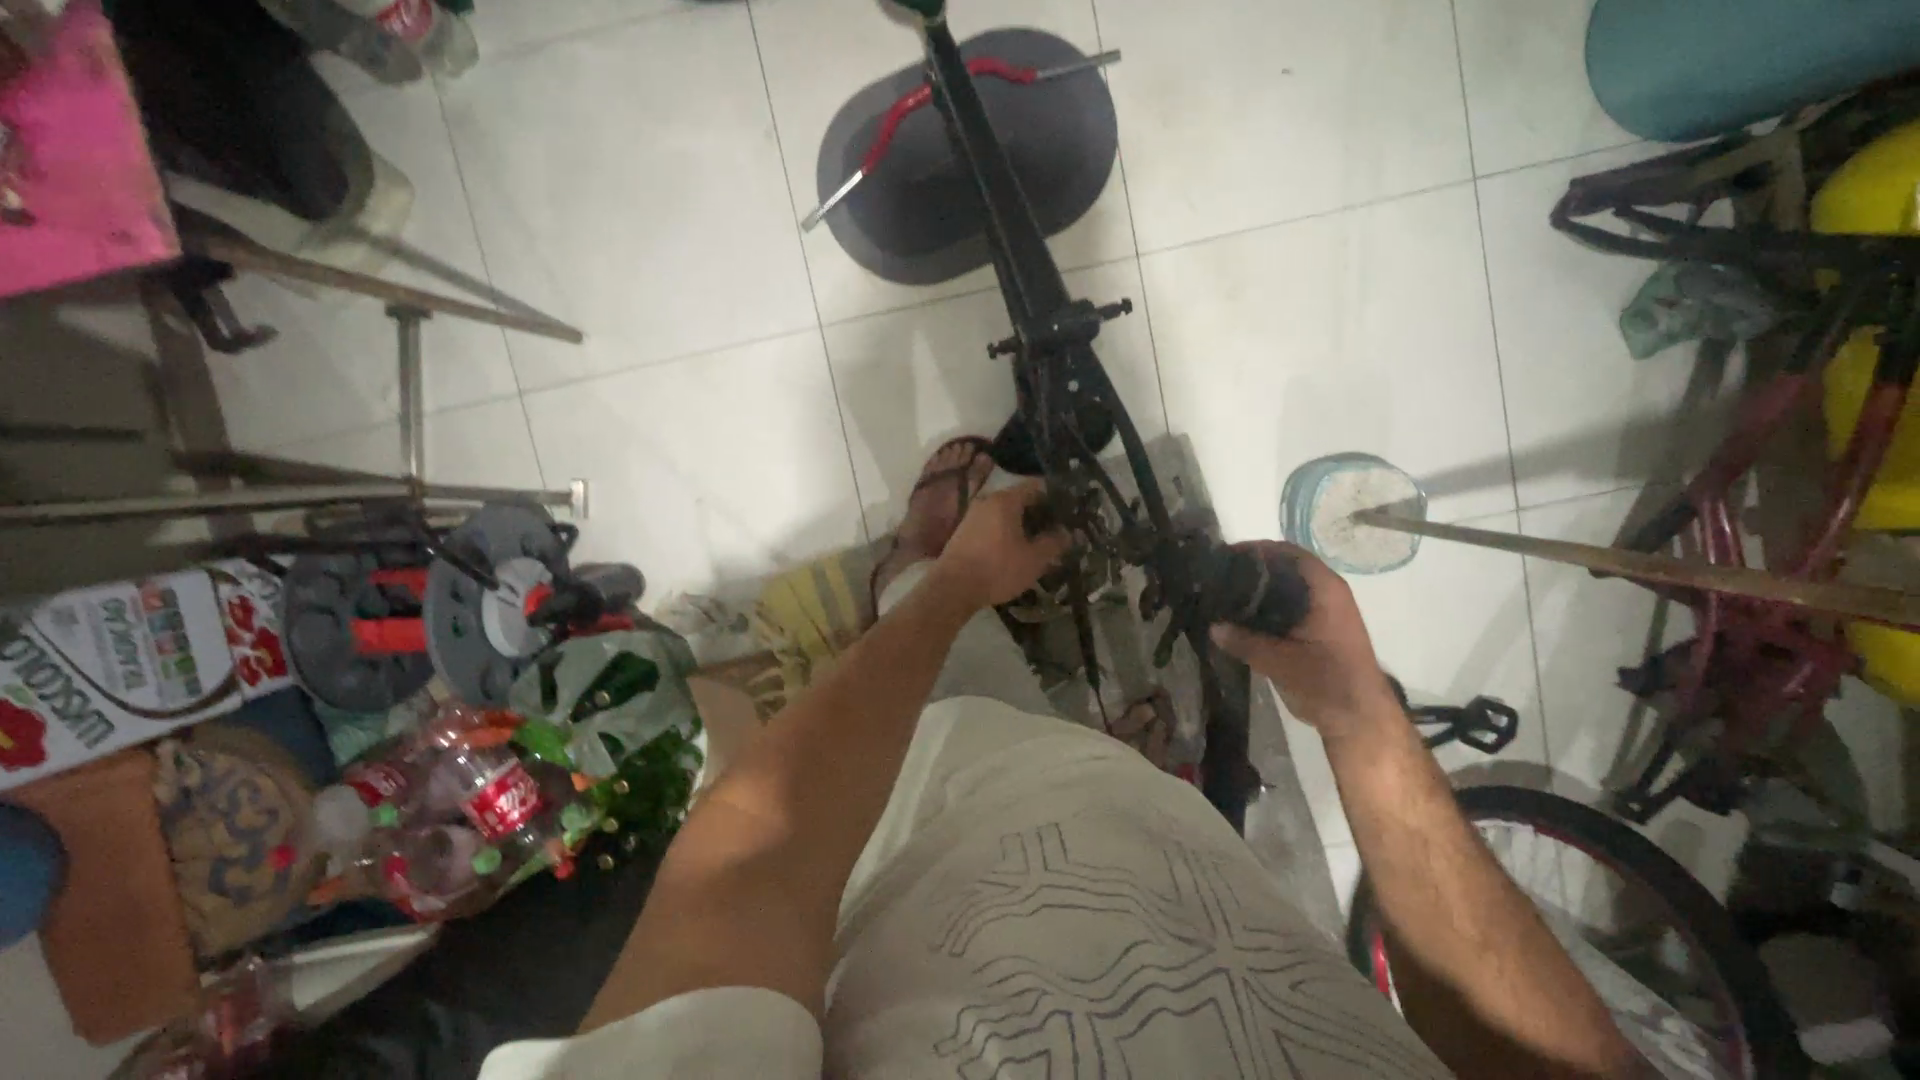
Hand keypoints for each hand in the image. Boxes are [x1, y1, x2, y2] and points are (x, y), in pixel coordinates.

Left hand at [934, 481, 1071, 608]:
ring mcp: (973, 515)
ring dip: (1023, 525)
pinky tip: (1015, 550)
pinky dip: (1006, 532)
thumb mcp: (1034, 559)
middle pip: (1020, 500)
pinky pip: (992, 524)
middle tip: (1057, 531)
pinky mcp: (964, 531)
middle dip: (1040, 514)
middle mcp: (988, 500)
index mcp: (1006, 500)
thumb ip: (1055, 543)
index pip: (1037, 487)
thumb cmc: (998, 569)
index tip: (1069, 512)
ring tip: (1039, 543)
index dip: (1055, 497)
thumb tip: (1069, 533)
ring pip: (1005, 514)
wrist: (952, 588)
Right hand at [1208, 542, 1397, 741]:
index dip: (1256, 550)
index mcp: (1324, 590)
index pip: (1287, 552)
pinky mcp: (1319, 631)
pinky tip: (1240, 619)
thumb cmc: (1326, 682)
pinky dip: (1266, 608)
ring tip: (1222, 597)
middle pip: (1284, 568)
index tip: (1224, 556)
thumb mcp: (1279, 661)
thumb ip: (1244, 642)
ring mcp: (1324, 613)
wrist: (1358, 719)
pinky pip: (1288, 608)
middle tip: (1217, 578)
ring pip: (1286, 589)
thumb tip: (1212, 626)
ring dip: (1258, 591)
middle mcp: (1326, 593)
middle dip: (1252, 570)